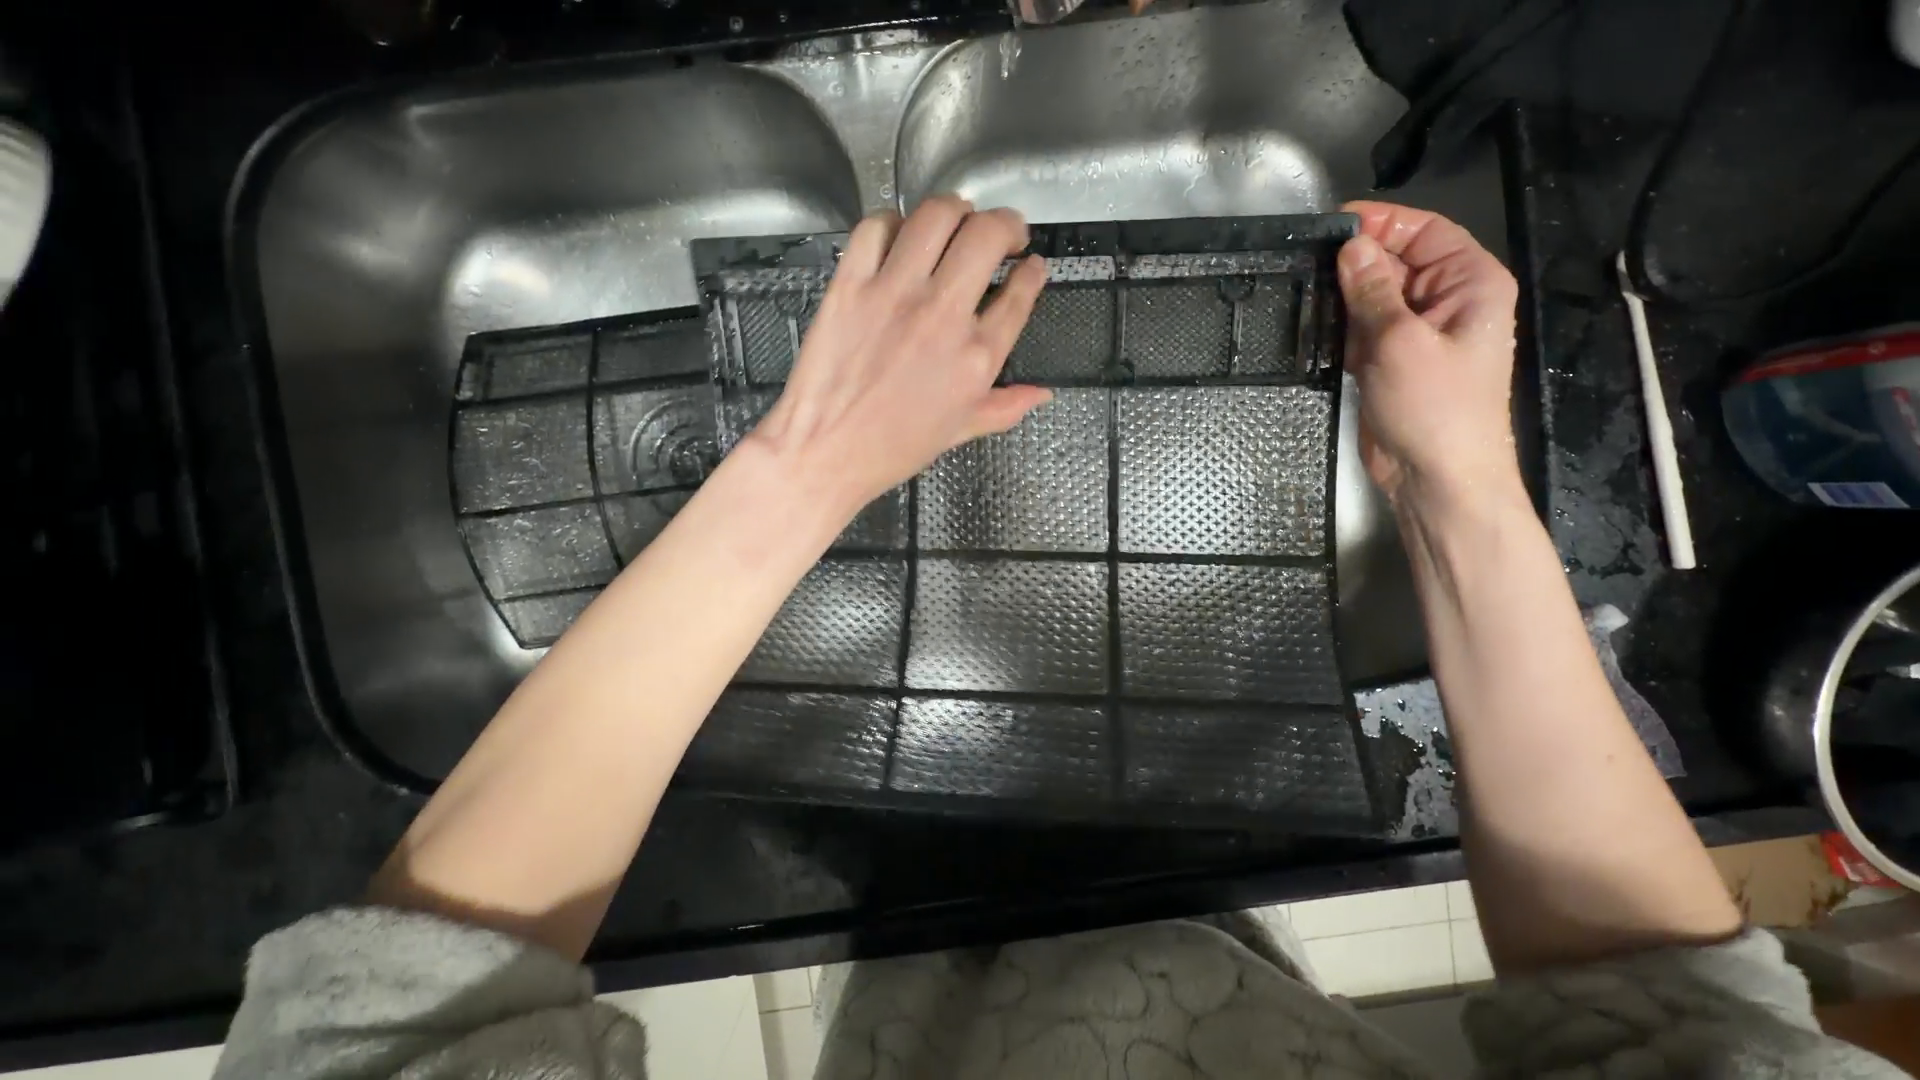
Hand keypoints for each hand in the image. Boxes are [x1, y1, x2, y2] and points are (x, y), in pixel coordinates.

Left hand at [746, 196, 1050, 515]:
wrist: (825, 453)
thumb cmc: (892, 448)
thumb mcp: (960, 430)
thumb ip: (1006, 406)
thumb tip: (1042, 394)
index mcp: (977, 357)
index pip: (1020, 292)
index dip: (1031, 270)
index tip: (1029, 265)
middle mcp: (942, 317)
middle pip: (987, 236)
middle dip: (1006, 223)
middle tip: (1003, 232)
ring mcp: (894, 296)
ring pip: (936, 217)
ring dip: (955, 209)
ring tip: (957, 218)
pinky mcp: (850, 286)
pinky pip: (875, 228)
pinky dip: (892, 221)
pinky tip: (899, 236)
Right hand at [1336, 201, 1522, 510]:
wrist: (1437, 478)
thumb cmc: (1434, 407)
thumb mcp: (1400, 341)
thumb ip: (1373, 290)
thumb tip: (1350, 247)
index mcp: (1470, 283)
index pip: (1427, 231)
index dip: (1383, 223)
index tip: (1334, 225)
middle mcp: (1447, 301)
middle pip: (1398, 262)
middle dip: (1357, 262)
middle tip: (1307, 263)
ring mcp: (1417, 334)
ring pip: (1375, 297)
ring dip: (1343, 297)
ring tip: (1303, 292)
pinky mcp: (1391, 362)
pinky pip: (1363, 330)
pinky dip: (1341, 328)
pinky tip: (1312, 326)